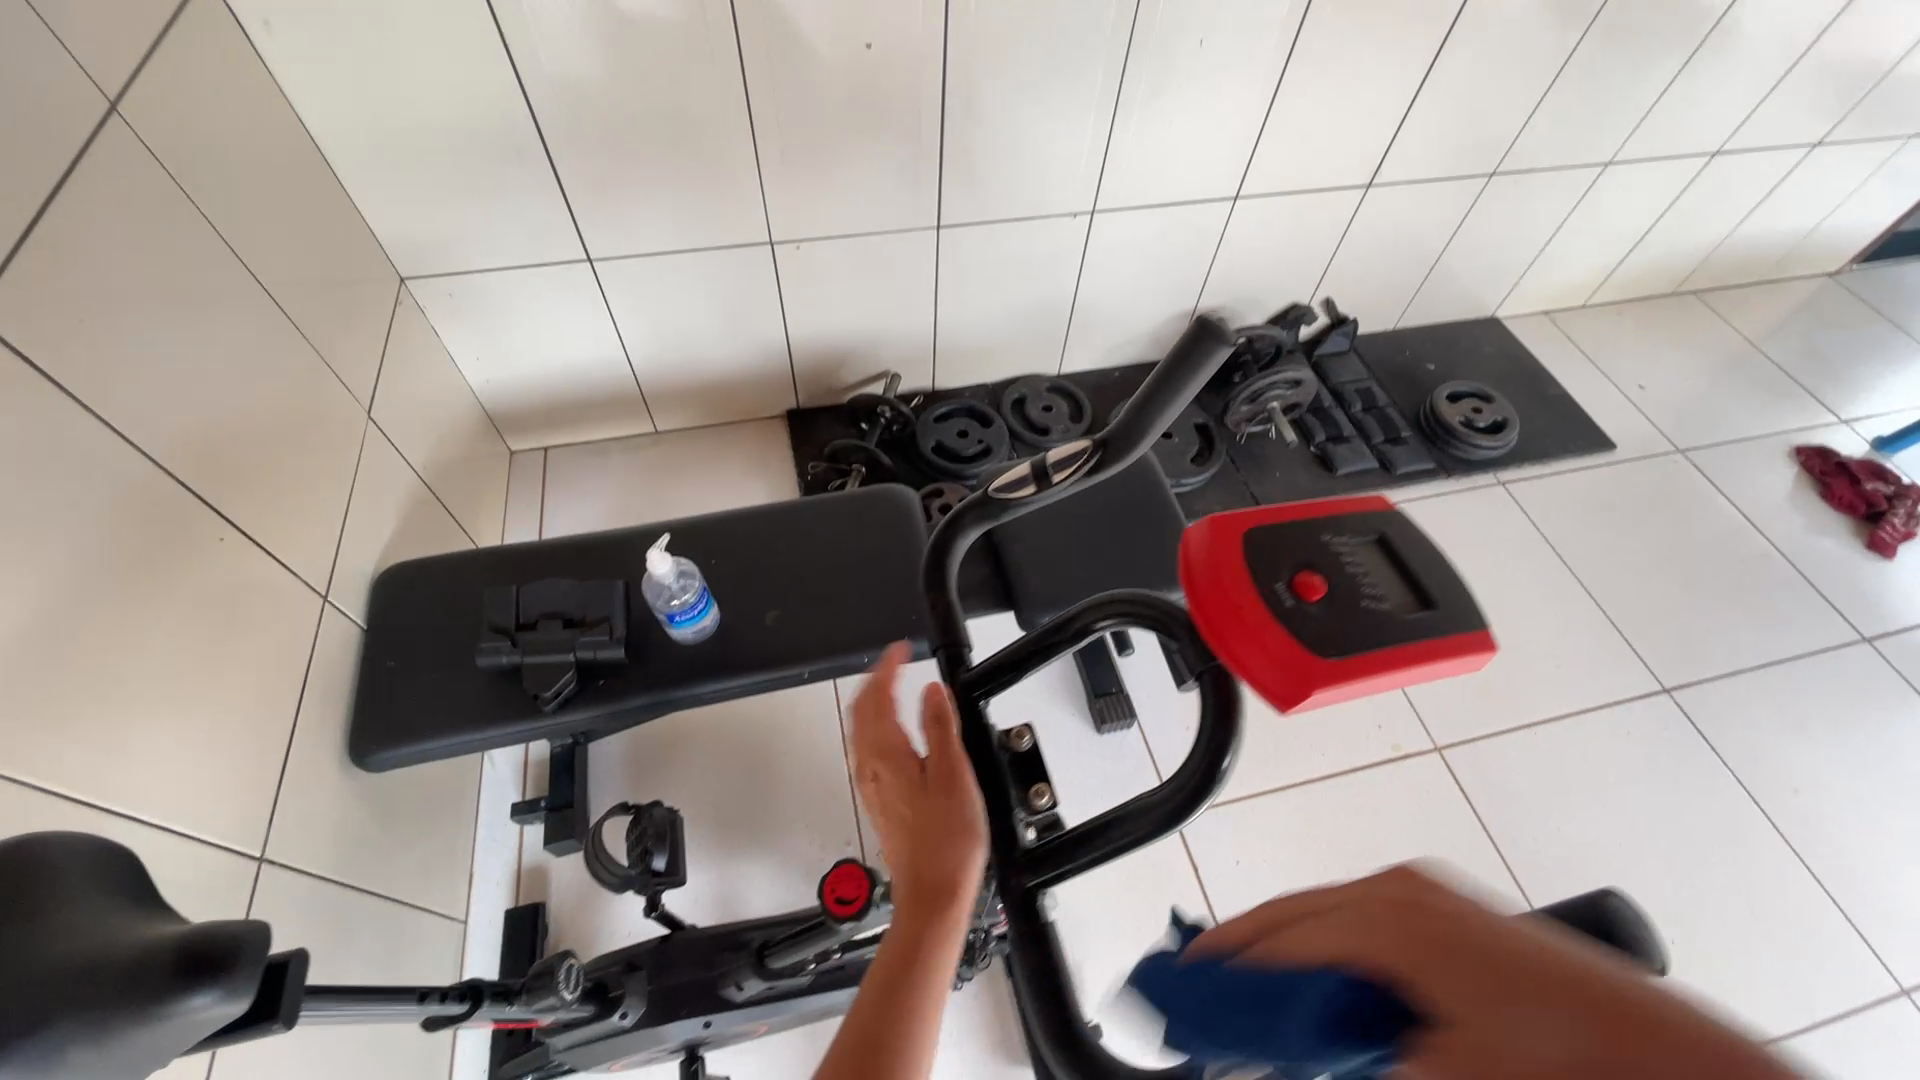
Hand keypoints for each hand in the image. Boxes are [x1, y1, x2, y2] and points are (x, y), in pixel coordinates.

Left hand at [848, 642, 988, 922]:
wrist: (933, 893)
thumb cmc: (946, 842)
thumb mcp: (954, 774)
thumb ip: (940, 727)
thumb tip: (933, 691)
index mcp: (887, 755)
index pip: (878, 697)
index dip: (888, 667)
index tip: (900, 650)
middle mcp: (870, 768)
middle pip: (861, 710)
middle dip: (875, 680)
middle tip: (894, 662)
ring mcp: (871, 786)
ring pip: (860, 730)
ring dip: (872, 702)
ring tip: (890, 688)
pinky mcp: (877, 801)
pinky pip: (866, 749)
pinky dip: (875, 726)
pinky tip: (891, 732)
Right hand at [1189, 865, 1799, 1079]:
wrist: (1662, 1054)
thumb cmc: (1554, 1062)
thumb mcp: (1431, 1072)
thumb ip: (1341, 1053)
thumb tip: (1277, 1050)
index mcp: (1385, 921)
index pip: (1275, 942)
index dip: (1221, 972)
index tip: (1178, 994)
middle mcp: (1391, 889)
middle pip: (1284, 915)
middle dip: (1235, 953)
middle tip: (1192, 990)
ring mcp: (1413, 889)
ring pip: (1313, 912)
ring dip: (1274, 949)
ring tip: (1241, 990)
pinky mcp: (1432, 901)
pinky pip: (1346, 916)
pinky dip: (1314, 944)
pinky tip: (1307, 981)